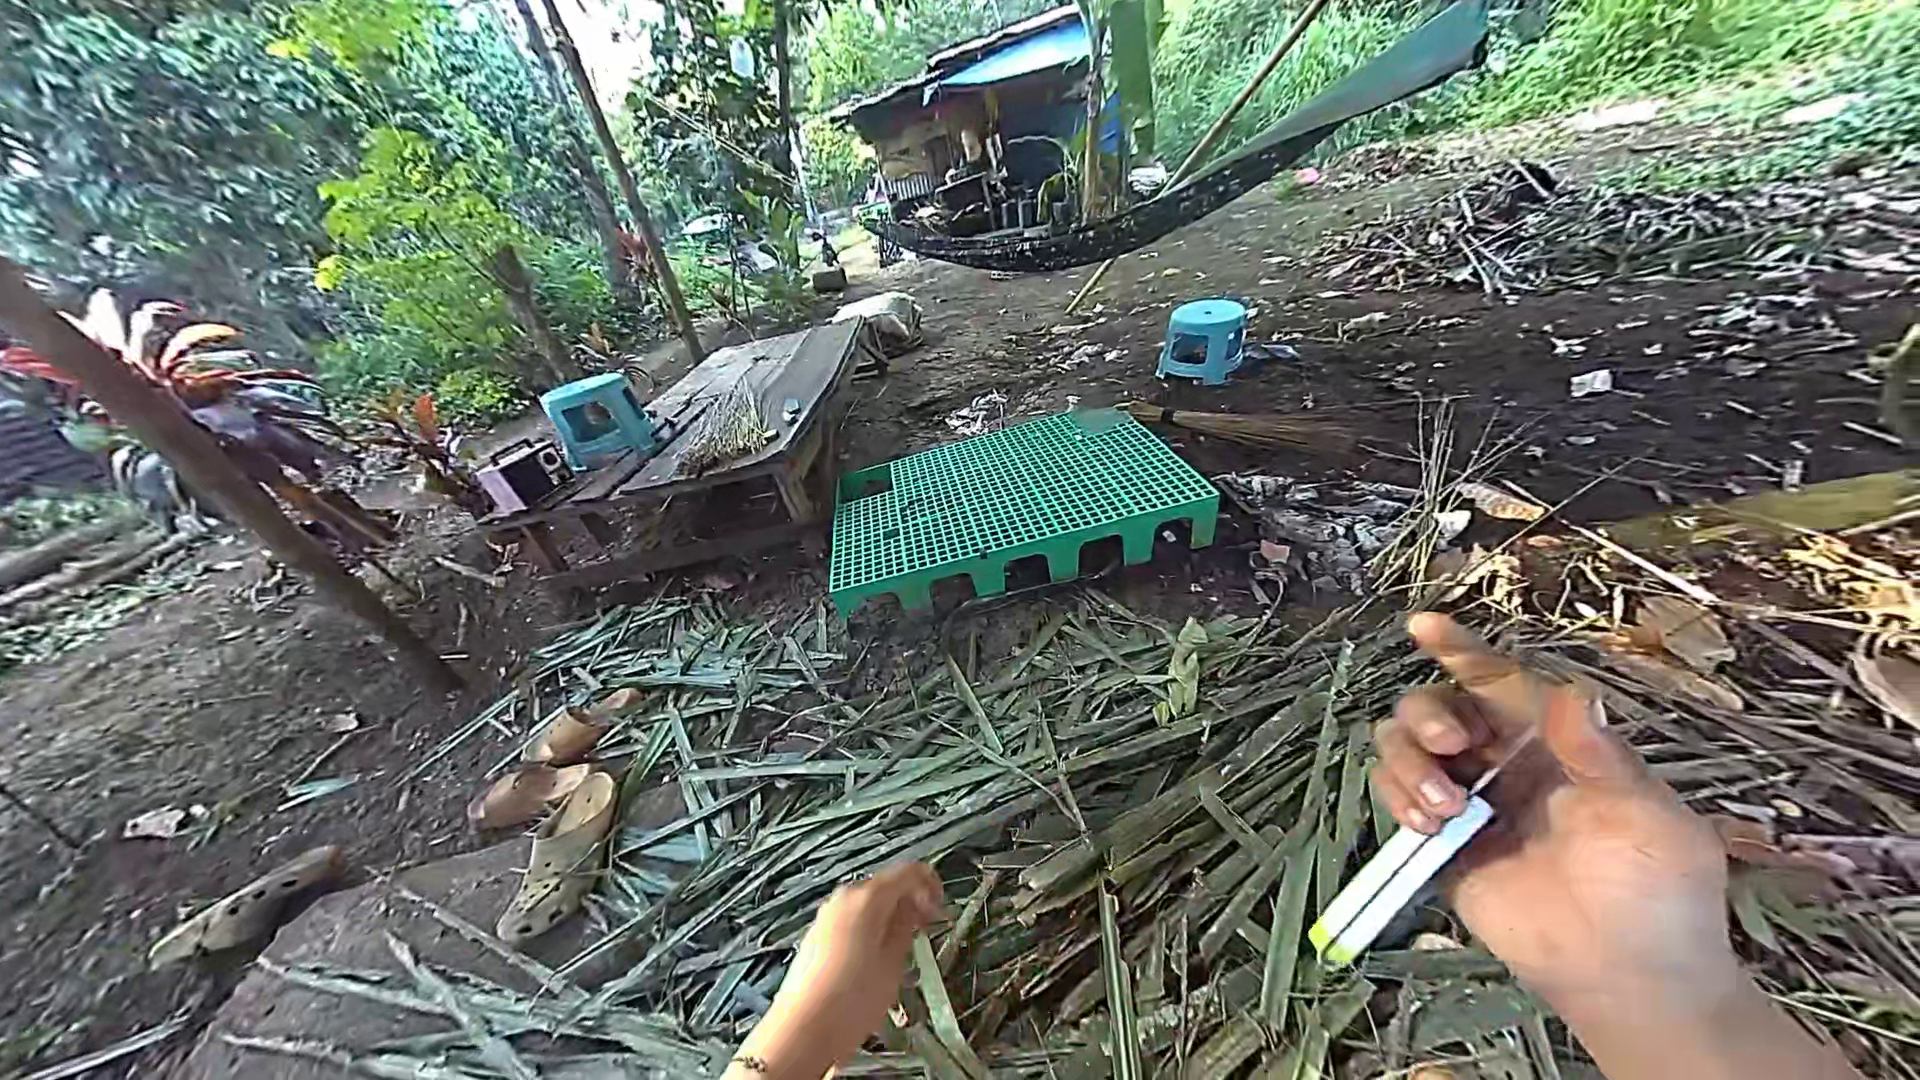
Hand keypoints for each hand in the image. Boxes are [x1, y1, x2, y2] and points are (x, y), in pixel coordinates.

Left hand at [729, 863, 944, 1079]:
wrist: (800, 1031)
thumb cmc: (846, 1002)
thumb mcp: (892, 964)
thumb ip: (907, 925)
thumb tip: (914, 908)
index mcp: (868, 897)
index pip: (909, 871)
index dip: (930, 883)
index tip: (938, 903)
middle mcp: (845, 896)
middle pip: (887, 884)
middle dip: (909, 900)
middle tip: (924, 924)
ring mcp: (828, 913)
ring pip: (868, 901)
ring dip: (889, 914)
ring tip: (901, 944)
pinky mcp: (818, 931)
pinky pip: (851, 916)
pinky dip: (868, 924)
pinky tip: (873, 955)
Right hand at [1372, 614, 1860, 1079]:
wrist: (1619, 976)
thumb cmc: (1653, 893)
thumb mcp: (1650, 823)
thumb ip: (1604, 759)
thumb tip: (1574, 692)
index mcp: (1545, 741)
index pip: (1495, 680)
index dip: (1458, 649)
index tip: (1422, 624)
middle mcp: (1492, 755)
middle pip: (1429, 704)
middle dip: (1427, 715)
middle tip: (1449, 744)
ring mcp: (1456, 789)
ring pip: (1397, 741)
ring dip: (1410, 764)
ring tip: (1444, 810)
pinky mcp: (1428, 825)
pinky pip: (1388, 787)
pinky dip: (1397, 797)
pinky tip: (1429, 828)